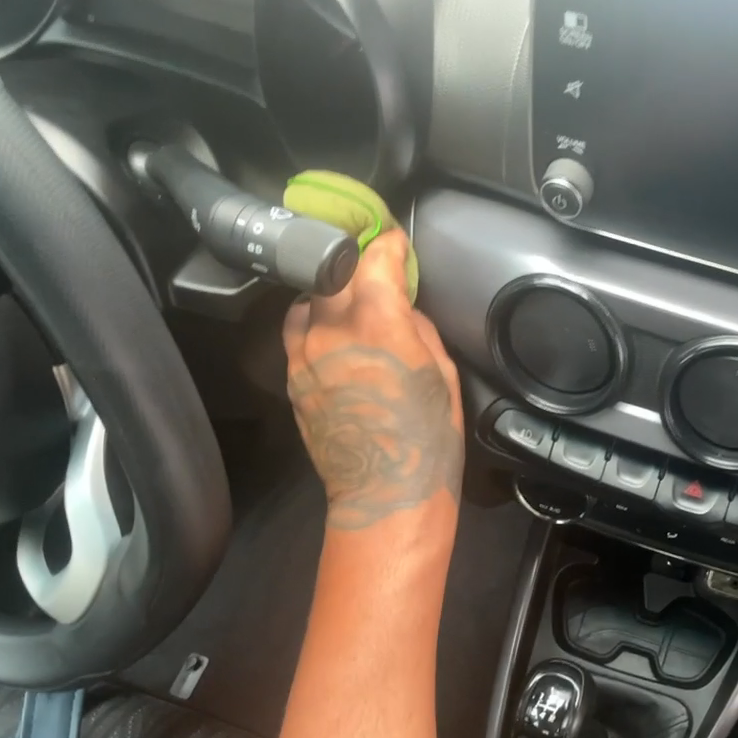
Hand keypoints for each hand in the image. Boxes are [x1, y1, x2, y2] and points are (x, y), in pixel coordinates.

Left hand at [283, 231, 463, 529]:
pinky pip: (299, 334)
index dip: (389, 245)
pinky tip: (337, 342)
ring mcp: (304, 353)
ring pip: (309, 300)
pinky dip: (317, 326)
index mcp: (378, 323)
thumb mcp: (445, 377)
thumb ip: (420, 331)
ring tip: (352, 308)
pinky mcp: (292, 378)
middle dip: (357, 265)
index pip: (375, 259)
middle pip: (335, 271)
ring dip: (331, 296)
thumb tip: (404, 312)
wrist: (384, 494)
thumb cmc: (428, 440)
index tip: (397, 244)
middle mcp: (332, 329)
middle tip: (376, 270)